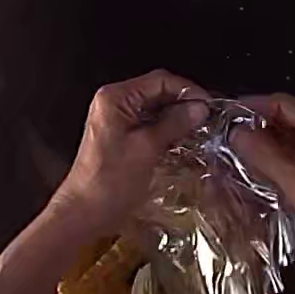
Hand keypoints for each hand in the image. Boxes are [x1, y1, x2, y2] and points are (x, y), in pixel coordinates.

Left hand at [53, 70, 210, 234]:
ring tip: (202, 130)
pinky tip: (184, 140)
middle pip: (157, 92)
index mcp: (115, 98)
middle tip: (209, 119)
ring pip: (155, 109)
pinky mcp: (121, 136)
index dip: (187, 89)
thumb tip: (199, 108)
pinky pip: (148, 124)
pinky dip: (166, 130)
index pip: (159, 80)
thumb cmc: (110, 181)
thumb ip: (174, 123)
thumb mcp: (147, 148)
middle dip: (183, 103)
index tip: (209, 105)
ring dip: (177, 118)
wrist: (85, 213)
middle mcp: (114, 103)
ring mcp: (116, 120)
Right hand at [233, 93, 294, 275]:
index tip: (227, 113)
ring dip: (256, 146)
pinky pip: (280, 162)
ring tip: (226, 150)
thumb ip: (264, 154)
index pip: (284, 104)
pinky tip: (242, 169)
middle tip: (222, 133)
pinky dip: (263, 163)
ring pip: (278, 143)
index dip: (255, 105)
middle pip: (280, 122)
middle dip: (253, 126)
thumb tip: (234, 132)